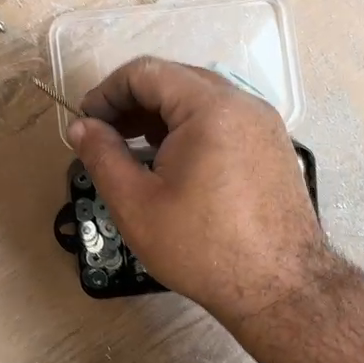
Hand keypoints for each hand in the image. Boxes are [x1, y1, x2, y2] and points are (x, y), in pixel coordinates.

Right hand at [66, 56, 338, 323]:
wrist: (282, 290)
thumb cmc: (203, 247)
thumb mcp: (136, 204)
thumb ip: (101, 155)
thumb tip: (81, 126)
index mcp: (209, 107)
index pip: (145, 72)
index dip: (107, 92)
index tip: (86, 123)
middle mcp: (242, 102)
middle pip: (174, 79)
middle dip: (132, 102)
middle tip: (104, 136)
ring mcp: (263, 122)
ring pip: (198, 98)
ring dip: (160, 115)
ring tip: (133, 150)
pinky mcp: (272, 144)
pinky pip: (222, 118)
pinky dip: (189, 128)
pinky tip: (172, 163)